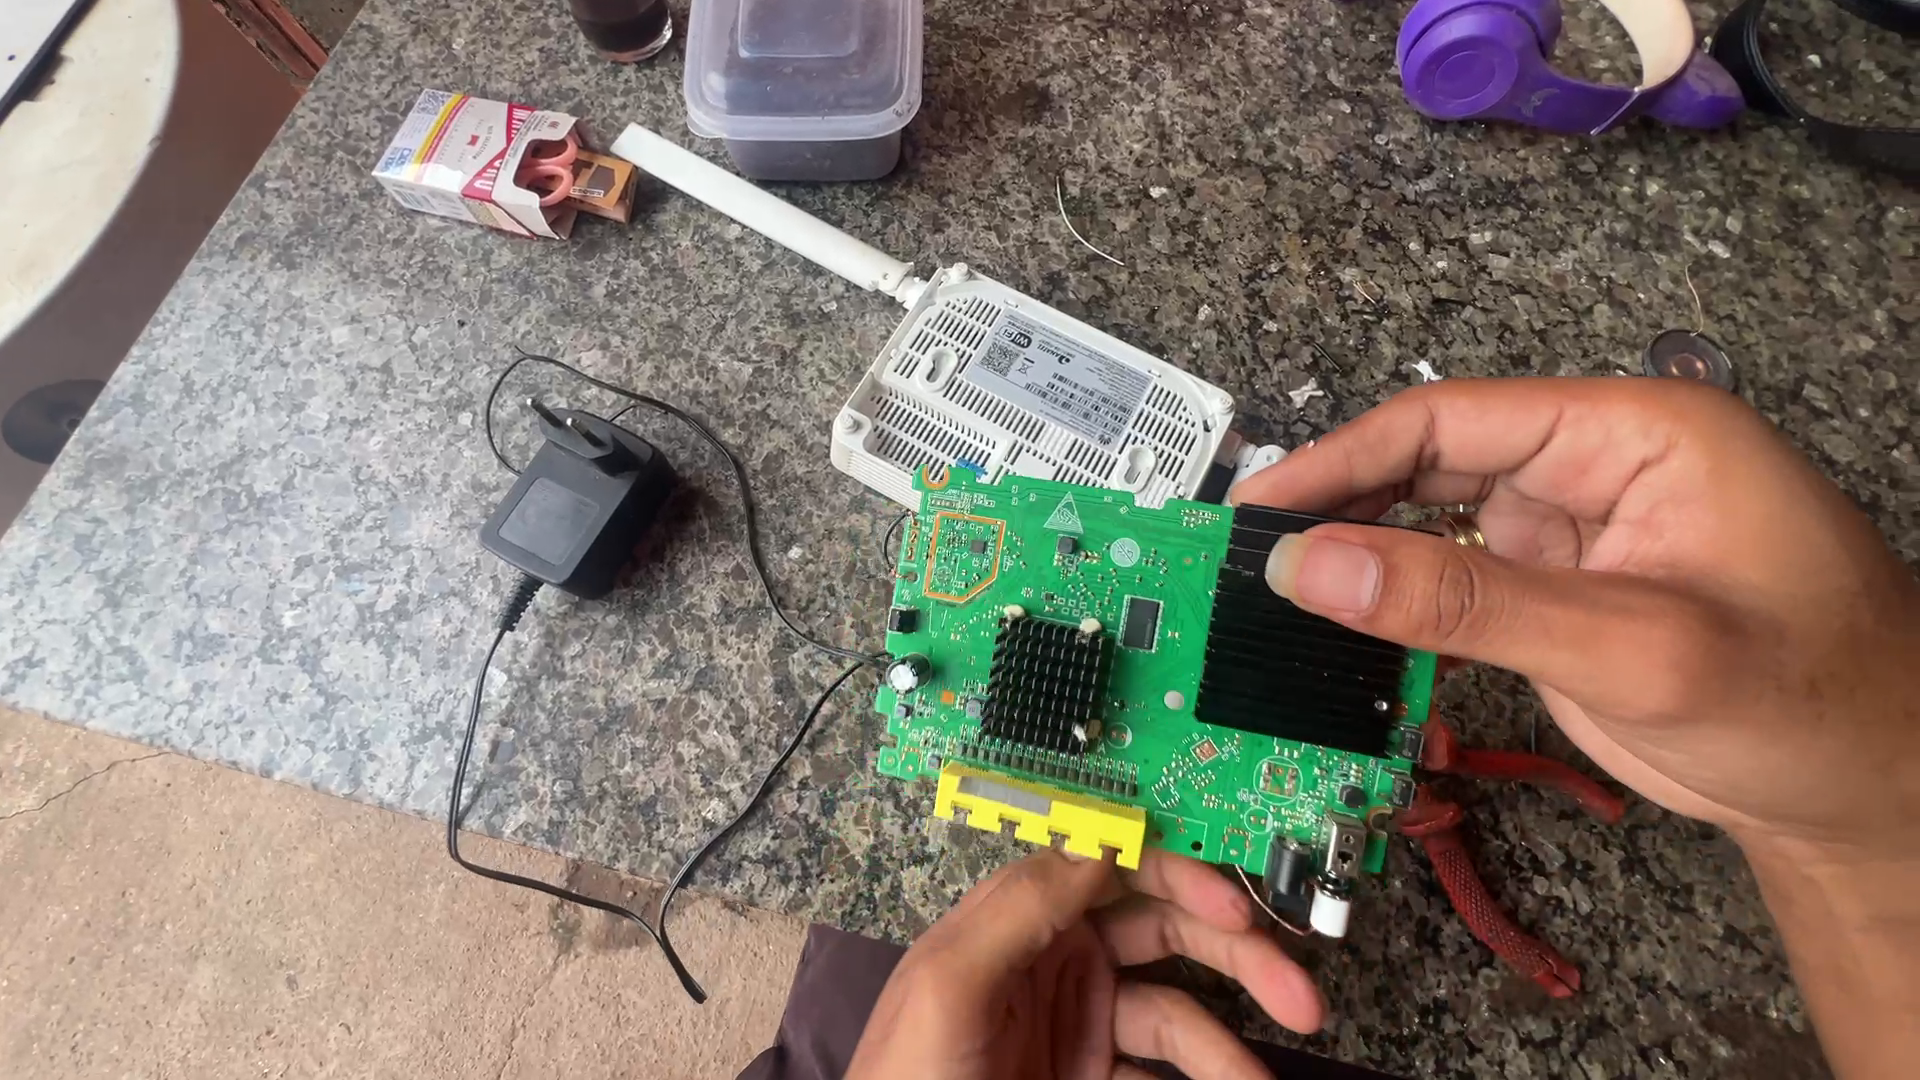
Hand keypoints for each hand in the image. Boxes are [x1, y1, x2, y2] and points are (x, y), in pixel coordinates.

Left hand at [844, 849, 1323, 1079]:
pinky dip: (1205, 1078)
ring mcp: (1080, 1017)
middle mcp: (1061, 953)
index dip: (1177, 874)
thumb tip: (1099, 841)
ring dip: (1227, 1043)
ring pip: (1174, 1008)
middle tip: (1296, 991)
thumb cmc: (911, 1069)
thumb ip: (1021, 905)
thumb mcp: (951, 979)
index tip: (1233, 906)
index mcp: (1025, 912)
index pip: (1113, 869)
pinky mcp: (1091, 1073)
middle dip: (1230, 951)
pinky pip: (1160, 1072)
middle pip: (1160, 929)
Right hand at [1230, 377, 1919, 856]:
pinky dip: (1380, 583)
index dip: (1337, 460)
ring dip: (1348, 540)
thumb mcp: (1627, 650)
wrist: (1873, 795)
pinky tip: (1338, 603)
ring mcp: (1558, 521)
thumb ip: (1460, 604)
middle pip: (1420, 459)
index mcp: (1630, 434)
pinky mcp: (1538, 574)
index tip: (1260, 509)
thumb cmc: (1813, 708)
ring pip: (1418, 509)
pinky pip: (1435, 563)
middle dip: (1330, 500)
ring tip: (1278, 573)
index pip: (1444, 421)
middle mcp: (1585, 463)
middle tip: (1252, 546)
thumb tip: (1311, 568)